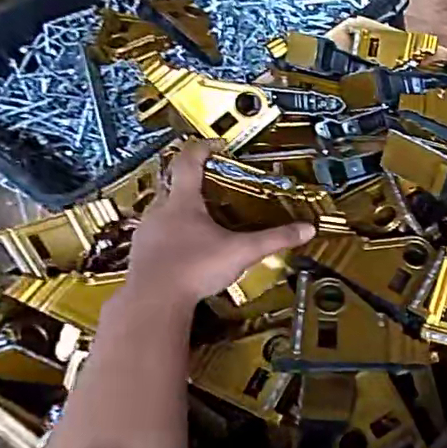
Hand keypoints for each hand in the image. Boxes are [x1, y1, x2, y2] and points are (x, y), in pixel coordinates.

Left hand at [124, 140, 314, 305]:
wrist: (154, 302)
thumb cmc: (193, 269)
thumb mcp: (242, 252)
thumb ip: (275, 239)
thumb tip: (305, 229)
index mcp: (183, 202)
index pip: (188, 162)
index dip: (202, 149)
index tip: (216, 145)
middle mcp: (160, 212)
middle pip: (173, 184)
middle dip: (193, 180)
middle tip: (214, 183)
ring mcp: (147, 233)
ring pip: (163, 210)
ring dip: (182, 209)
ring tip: (205, 217)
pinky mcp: (142, 254)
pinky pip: (158, 234)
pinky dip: (173, 234)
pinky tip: (189, 248)